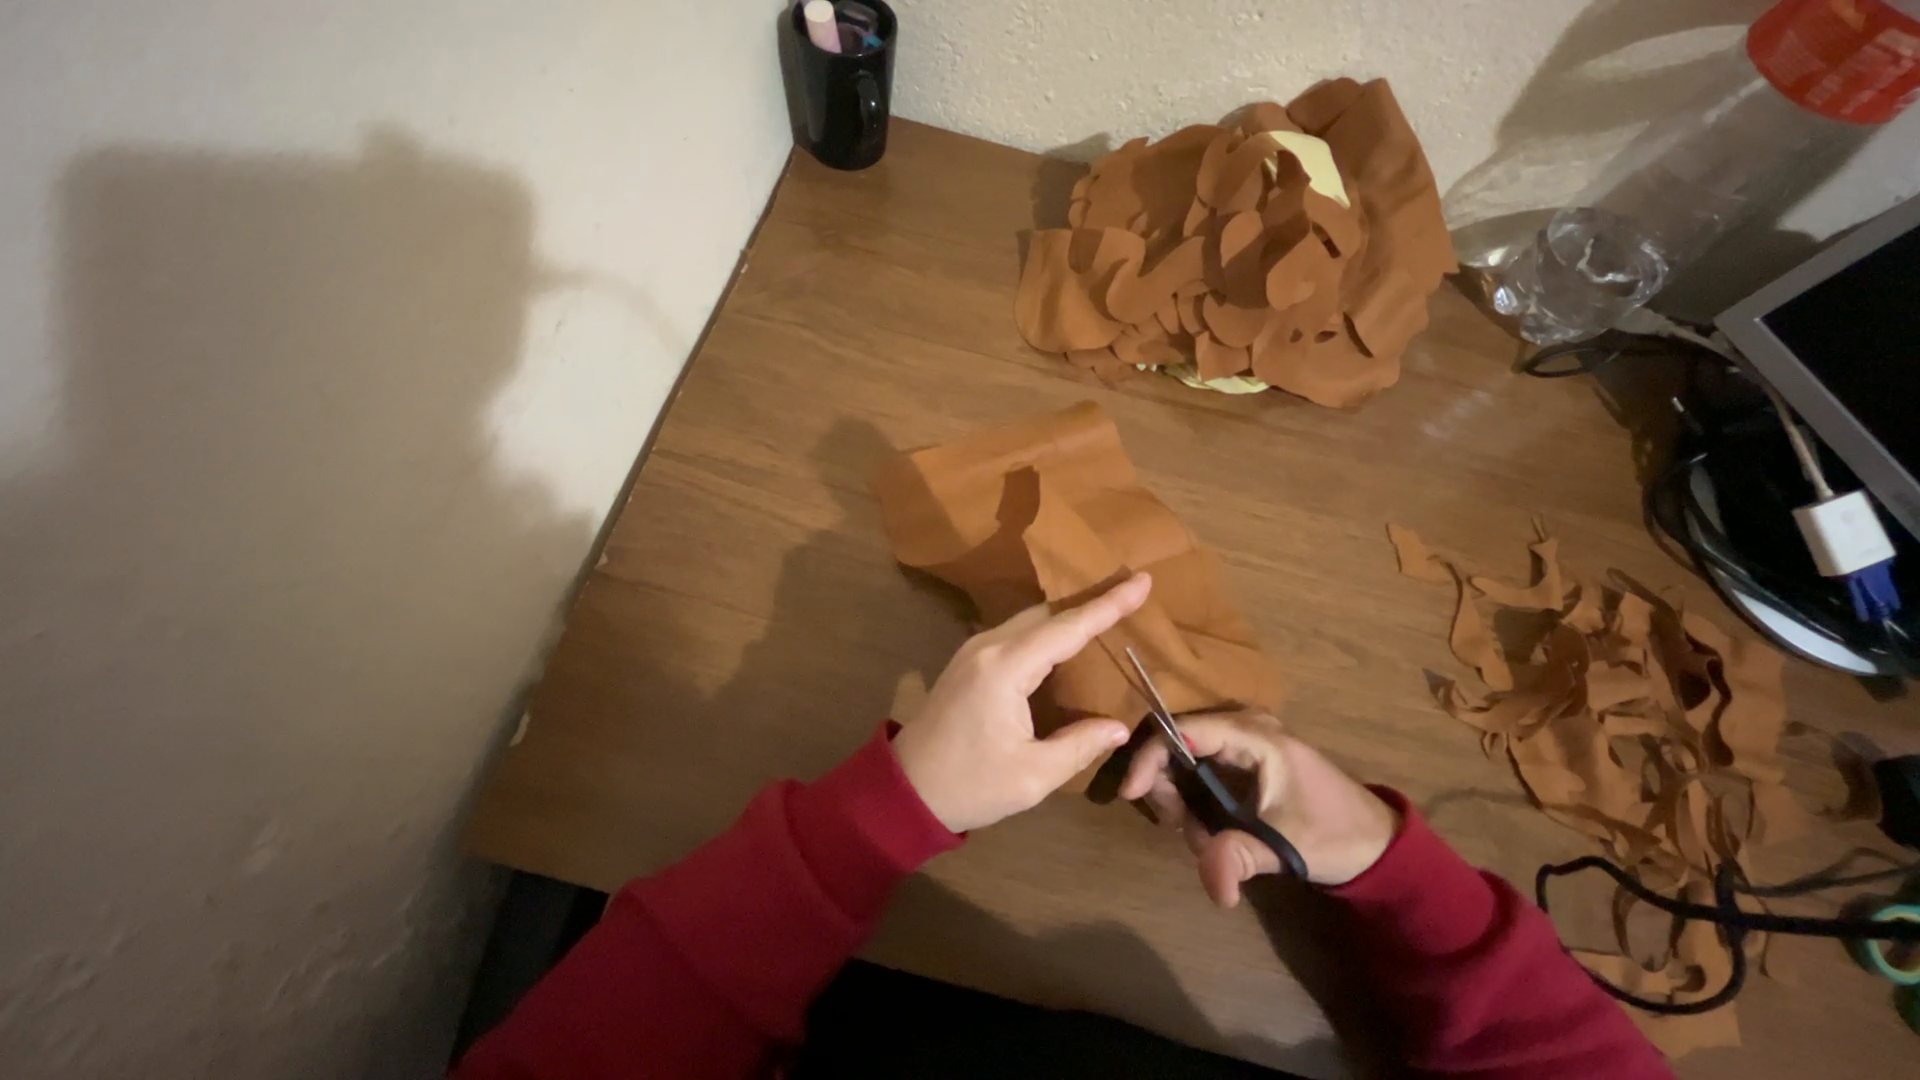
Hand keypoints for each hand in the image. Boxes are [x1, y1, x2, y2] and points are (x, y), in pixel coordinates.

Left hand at [892, 573, 1151, 833]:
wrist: (903, 791)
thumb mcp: (1033, 775)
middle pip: (1047, 614)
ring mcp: (973, 651)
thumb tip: (1119, 727)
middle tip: (1133, 592)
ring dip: (1067, 615)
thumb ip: (1080, 745)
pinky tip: (1067, 642)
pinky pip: (1016, 634)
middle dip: (1090, 601)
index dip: (1108, 604)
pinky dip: (1046, 631)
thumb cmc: (969, 785)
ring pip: (1029, 621)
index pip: (1067, 628)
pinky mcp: (967, 663)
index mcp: (1005, 668)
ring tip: (1108, 611)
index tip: (1142, 579)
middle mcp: (988, 647)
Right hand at [1118, 710, 1399, 902]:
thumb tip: (1213, 889)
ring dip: (1181, 799)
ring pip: (1183, 758)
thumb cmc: (1335, 833)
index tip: (1131, 794)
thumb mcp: (1286, 847)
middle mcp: (1242, 727)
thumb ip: (1241, 858)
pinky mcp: (1241, 758)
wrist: (1375, 841)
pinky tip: (1209, 829)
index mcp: (1254, 735)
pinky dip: (1193, 799)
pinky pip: (1198, 768)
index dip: (1150, 758)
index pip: (1182, 731)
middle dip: (1167, 788)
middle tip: (1180, 828)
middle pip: (1175, 743)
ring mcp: (1241, 741)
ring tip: (1204, 838)